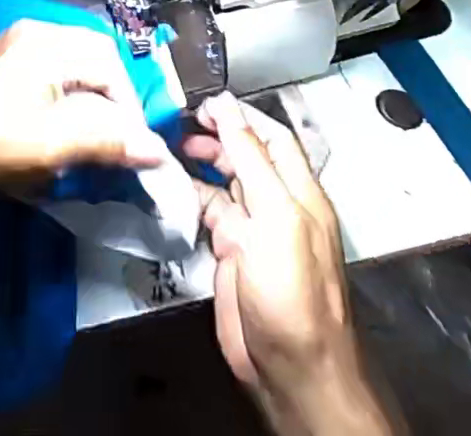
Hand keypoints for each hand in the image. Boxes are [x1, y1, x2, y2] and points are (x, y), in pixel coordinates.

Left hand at [0, 20, 167, 191]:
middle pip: (96, 55)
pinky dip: (75, 87)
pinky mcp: (10, 59)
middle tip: (120, 131)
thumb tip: (157, 152)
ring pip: (79, 59)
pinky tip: (73, 113)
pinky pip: (59, 64)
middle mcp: (34, 31)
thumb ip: (110, 142)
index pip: (107, 66)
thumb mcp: (56, 145)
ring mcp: (19, 42)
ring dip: (96, 91)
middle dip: (114, 94)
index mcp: (44, 42)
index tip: (134, 140)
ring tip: (100, 125)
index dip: (127, 104)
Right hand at [184, 93, 393, 435]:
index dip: (241, 116)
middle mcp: (277, 202)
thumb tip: (229, 108)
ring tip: (176, 145)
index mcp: (297, 189)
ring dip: (204, 160)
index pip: (270, 137)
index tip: (207, 103)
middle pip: (247, 155)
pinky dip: (192, 194)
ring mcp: (253, 228)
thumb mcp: (275, 214)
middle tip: (185, 122)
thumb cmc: (293, 291)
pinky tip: (173, 184)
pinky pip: (210, 212)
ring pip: (227, 181)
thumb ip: (250, 159)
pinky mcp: (231, 252)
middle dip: (219, 134)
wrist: (289, 367)